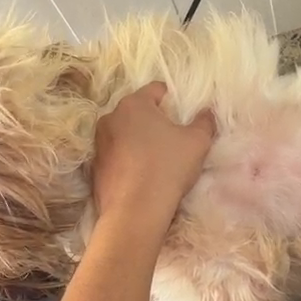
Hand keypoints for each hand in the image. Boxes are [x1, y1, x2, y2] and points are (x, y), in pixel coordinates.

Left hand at [92, 83, 216, 227]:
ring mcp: (99, 143)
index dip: (172, 98)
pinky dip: (127, 159)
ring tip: (155, 159)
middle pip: (137, 111)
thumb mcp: (197, 142)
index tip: (182, 114)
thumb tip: (206, 113)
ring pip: (124, 133)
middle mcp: (110, 118)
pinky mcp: (94, 167)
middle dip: (153, 120)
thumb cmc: (168, 167)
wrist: (135, 211)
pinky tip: (141, 175)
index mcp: (134, 104)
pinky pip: (116, 155)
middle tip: (171, 137)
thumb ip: (205, 122)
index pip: (155, 89)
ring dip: (138, 140)